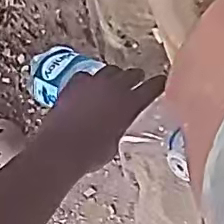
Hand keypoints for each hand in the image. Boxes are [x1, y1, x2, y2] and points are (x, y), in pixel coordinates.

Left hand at [33, 64, 166, 174]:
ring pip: (111, 71)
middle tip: (135, 85)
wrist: (62, 148)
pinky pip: (87, 76)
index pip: (154, 86)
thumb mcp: (119, 141)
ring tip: (111, 86)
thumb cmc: (92, 153)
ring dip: (113, 77)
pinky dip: (89, 82)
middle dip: (136, 79)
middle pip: (133, 73)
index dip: (159, 85)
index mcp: (132, 103)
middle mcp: (116, 87)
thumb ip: (127, 126)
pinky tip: (86, 90)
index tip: (161, 85)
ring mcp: (95, 82)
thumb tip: (126, 124)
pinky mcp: (75, 83)